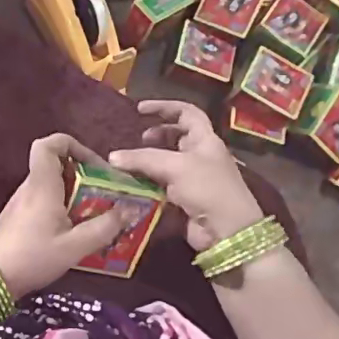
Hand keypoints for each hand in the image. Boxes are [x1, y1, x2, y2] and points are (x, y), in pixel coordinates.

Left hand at [0, 134, 133, 296]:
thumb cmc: (32, 257)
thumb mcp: (75, 246)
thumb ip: (105, 227)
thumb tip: (129, 210)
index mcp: (42, 185)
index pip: (49, 144)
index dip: (73, 145)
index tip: (95, 165)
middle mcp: (31, 187)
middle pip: (58, 166)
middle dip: (86, 176)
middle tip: (107, 196)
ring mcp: (23, 202)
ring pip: (54, 186)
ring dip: (77, 195)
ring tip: (99, 216)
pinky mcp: (20, 217)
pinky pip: (47, 202)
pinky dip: (65, 209)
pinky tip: (77, 232)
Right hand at [109, 101, 266, 251]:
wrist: (226, 231)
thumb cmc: (207, 189)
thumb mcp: (175, 166)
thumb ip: (142, 159)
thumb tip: (112, 157)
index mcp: (206, 139)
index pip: (186, 113)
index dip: (164, 107)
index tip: (139, 109)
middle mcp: (200, 155)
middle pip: (177, 137)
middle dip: (156, 136)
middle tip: (137, 141)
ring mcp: (193, 178)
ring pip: (167, 162)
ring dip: (148, 161)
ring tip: (131, 164)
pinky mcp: (185, 199)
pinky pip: (162, 185)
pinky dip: (148, 183)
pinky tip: (134, 185)